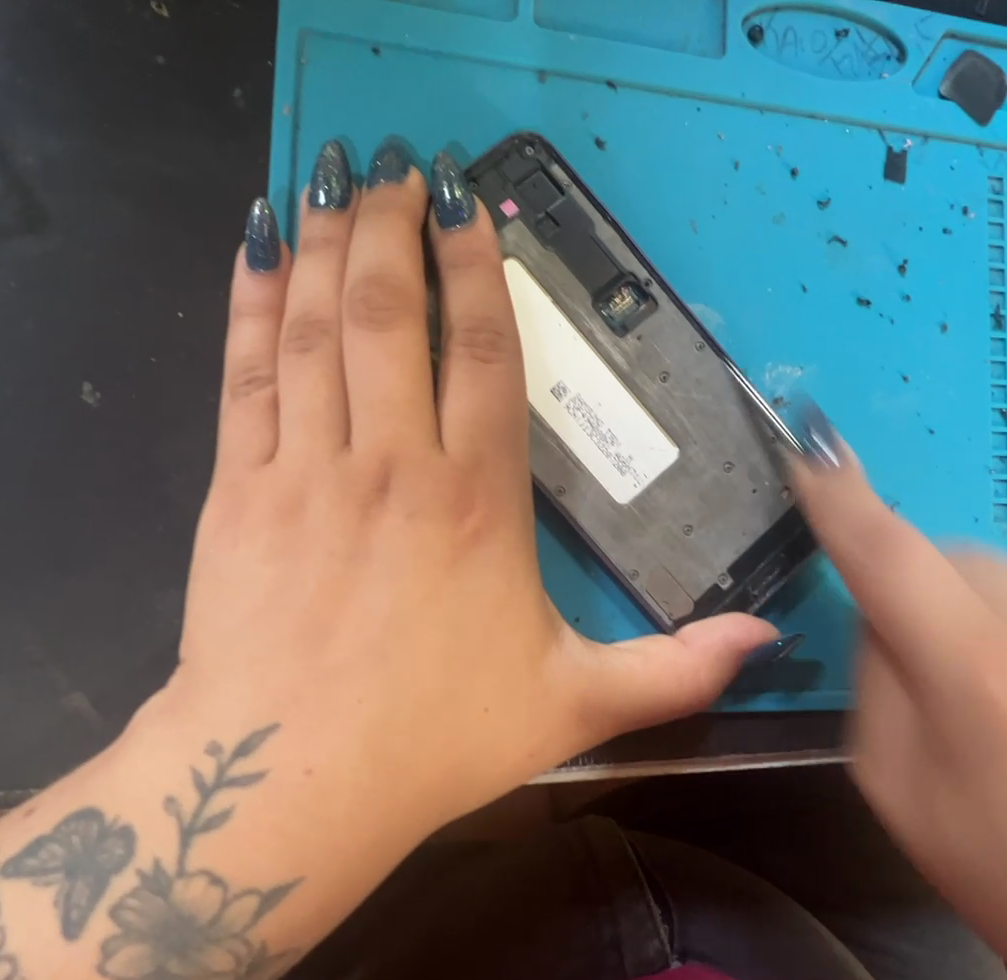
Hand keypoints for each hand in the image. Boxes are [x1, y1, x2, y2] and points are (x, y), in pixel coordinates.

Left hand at [141, 141, 777, 842]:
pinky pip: (245, 375)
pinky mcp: (238, 491)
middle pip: (389, 314)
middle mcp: (391, 464)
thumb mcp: (575, 708)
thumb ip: (676, 671)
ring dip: (324, 243)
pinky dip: (250, 305)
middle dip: (393, 228)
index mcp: (477, 502)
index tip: (472, 211)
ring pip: (315, 327)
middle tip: (399, 167)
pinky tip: (254, 251)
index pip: (482, 353)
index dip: (478, 272)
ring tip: (333, 180)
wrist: (288, 785)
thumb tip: (769, 640)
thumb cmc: (436, 741)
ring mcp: (305, 470)